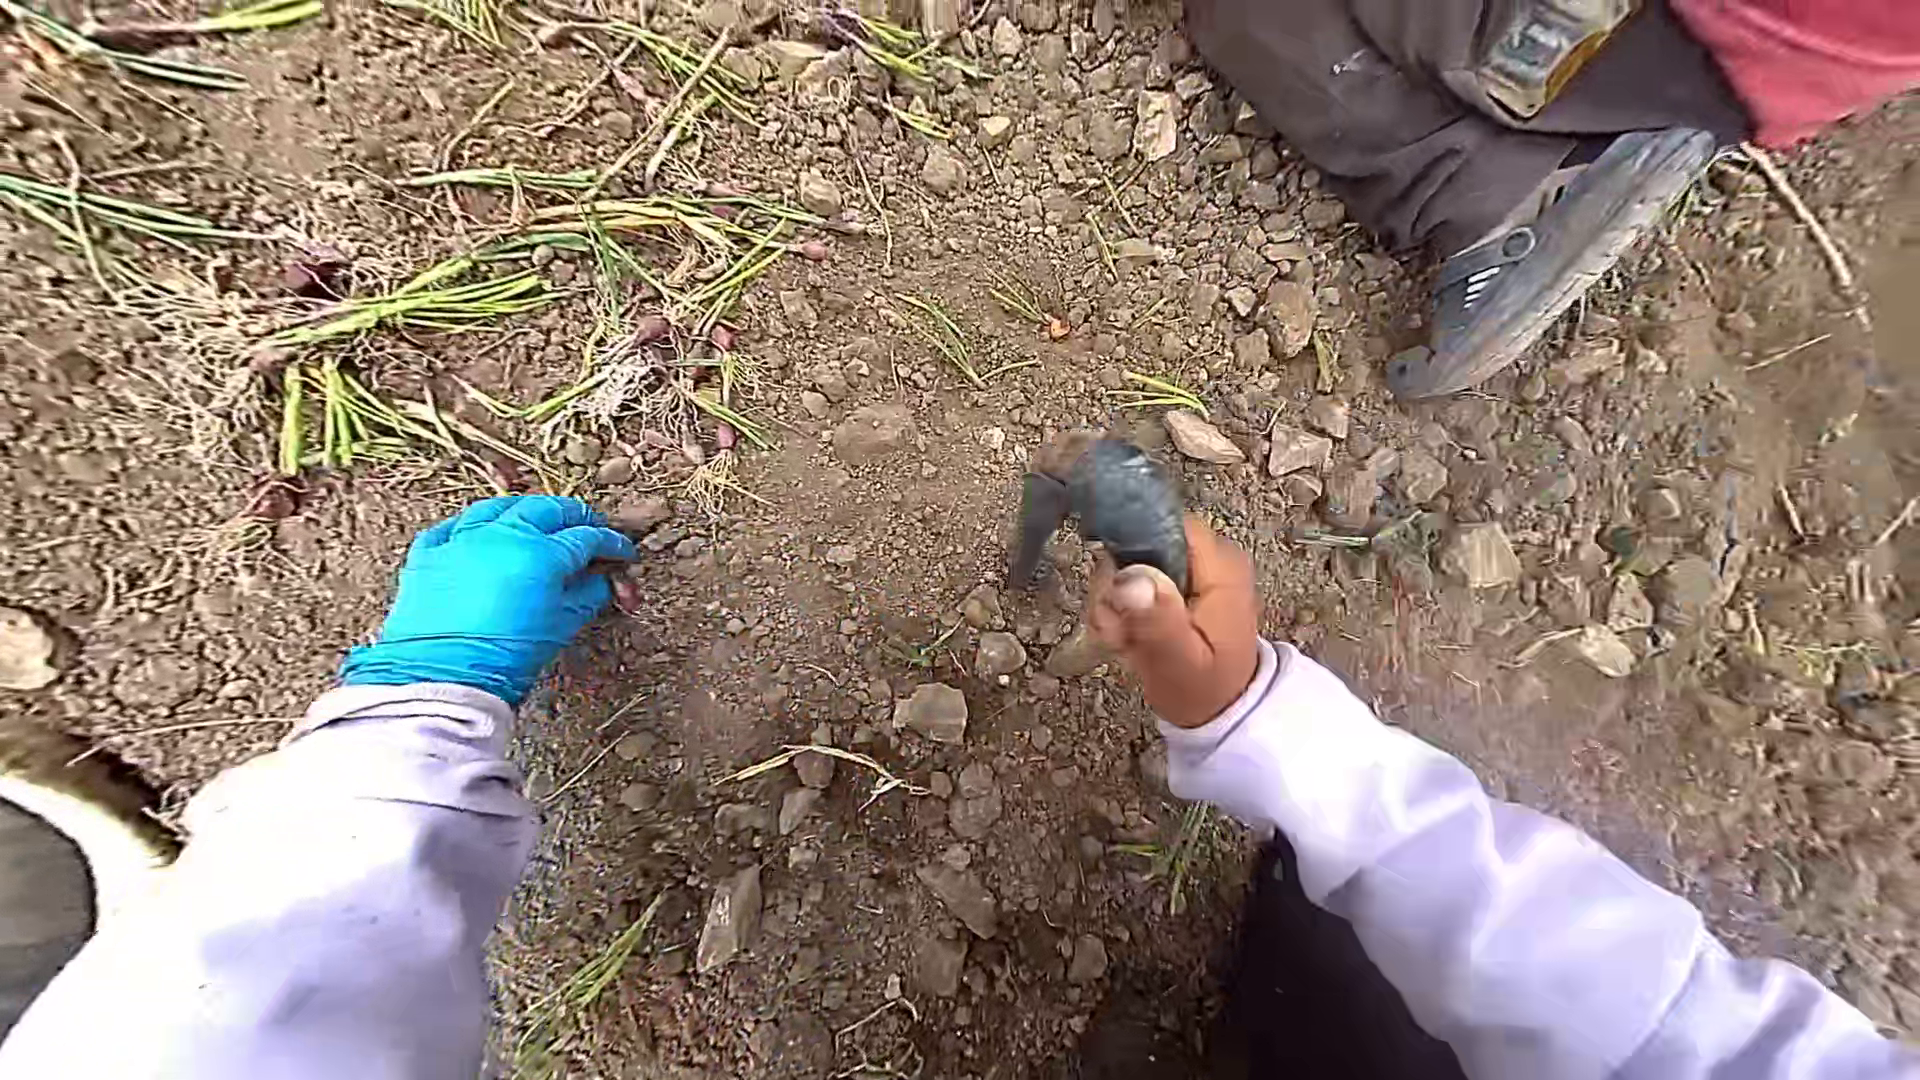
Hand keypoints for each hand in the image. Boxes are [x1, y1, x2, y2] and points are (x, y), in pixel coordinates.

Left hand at [340, 495, 635, 704]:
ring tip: (544, 520)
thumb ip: (590, 592)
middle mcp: (504, 535)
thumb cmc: (510, 653)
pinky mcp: (430, 552)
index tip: (624, 553)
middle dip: (578, 516)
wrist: (442, 675)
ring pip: (503, 506)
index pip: (589, 537)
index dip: (613, 544)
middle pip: (550, 509)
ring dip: (530, 510)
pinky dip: (479, 525)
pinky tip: (488, 534)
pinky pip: (458, 525)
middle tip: (593, 529)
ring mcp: (464, 539)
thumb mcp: (565, 622)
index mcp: (543, 553)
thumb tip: (602, 579)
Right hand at [1087, 516, 1258, 728]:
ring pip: (1123, 566)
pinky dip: (1117, 612)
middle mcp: (1203, 558)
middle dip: (1114, 587)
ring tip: (1122, 640)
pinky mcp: (1170, 587)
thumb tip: (1128, 578)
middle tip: (1118, 630)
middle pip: (1135, 545)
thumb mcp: (1180, 661)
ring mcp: (1185, 572)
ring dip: (1111, 605)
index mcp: (1219, 565)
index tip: (1116, 594)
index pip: (1160, 523)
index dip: (1128, 551)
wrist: (1219, 717)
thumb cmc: (1205, 691)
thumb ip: (1158, 620)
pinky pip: (1126, 583)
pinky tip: (1124, 639)